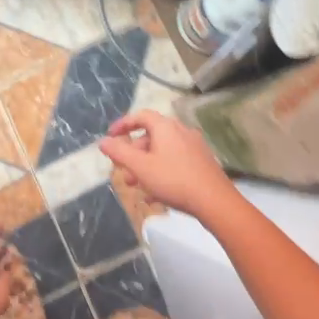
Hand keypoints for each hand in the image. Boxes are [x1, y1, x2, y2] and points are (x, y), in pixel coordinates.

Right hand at [100, 111, 240, 218]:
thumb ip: (120, 153)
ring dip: (147, 166)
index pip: (140, 116)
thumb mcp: (141, 167)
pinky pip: (175, 162)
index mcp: (166, 127)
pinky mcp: (203, 163)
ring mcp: (194, 147)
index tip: (111, 136)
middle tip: (124, 171)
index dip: (123, 124)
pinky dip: (162, 173)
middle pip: (151, 136)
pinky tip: (156, 196)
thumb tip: (103, 141)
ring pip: (163, 152)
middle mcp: (181, 131)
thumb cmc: (174, 180)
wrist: (216, 202)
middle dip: (134, 154)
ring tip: (138, 187)